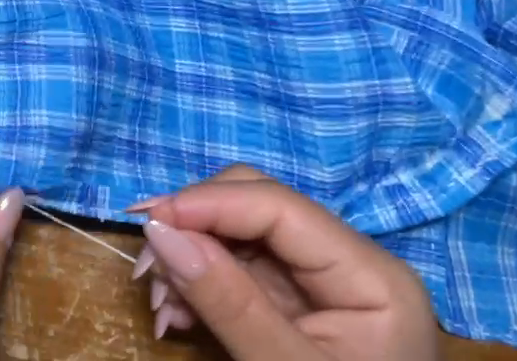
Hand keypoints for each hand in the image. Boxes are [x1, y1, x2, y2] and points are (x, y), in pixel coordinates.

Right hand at [131, 165, 439, 360]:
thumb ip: (228, 303)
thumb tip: (157, 232)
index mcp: (370, 276)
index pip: (277, 206)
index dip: (207, 203)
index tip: (146, 221)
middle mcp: (346, 261)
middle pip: (253, 205)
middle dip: (192, 227)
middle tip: (147, 264)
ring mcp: (319, 280)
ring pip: (235, 232)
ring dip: (187, 257)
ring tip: (158, 302)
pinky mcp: (294, 300)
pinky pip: (235, 267)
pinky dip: (198, 282)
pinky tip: (175, 313)